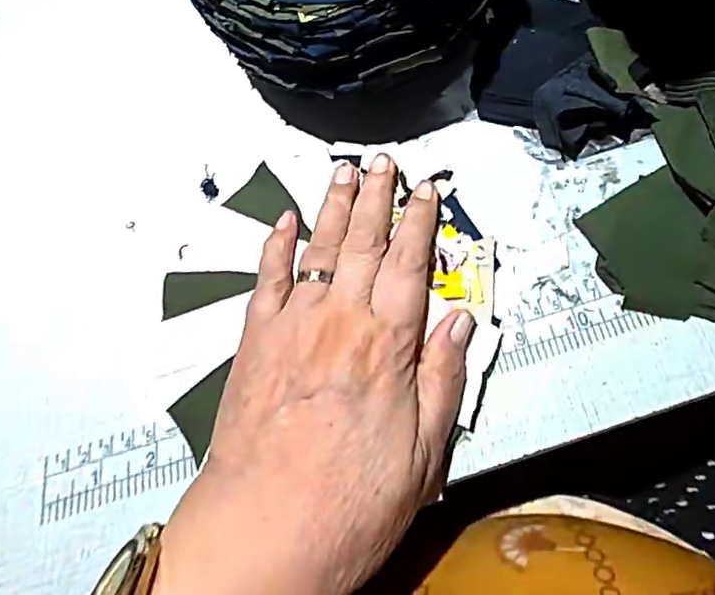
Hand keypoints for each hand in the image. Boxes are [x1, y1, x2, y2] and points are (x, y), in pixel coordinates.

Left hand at [154, 156, 475, 594]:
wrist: (253, 549)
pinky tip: (283, 223)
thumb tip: (461, 324)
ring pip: (320, 249)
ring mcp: (293, 330)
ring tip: (344, 173)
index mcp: (387, 347)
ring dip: (335, 207)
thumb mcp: (422, 454)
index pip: (412, 263)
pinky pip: (266, 283)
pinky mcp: (254, 348)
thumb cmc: (343, 507)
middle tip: (385, 163)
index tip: (426, 192)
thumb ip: (444, 379)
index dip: (421, 221)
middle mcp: (340, 325)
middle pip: (366, 242)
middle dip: (379, 197)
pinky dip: (275, 248)